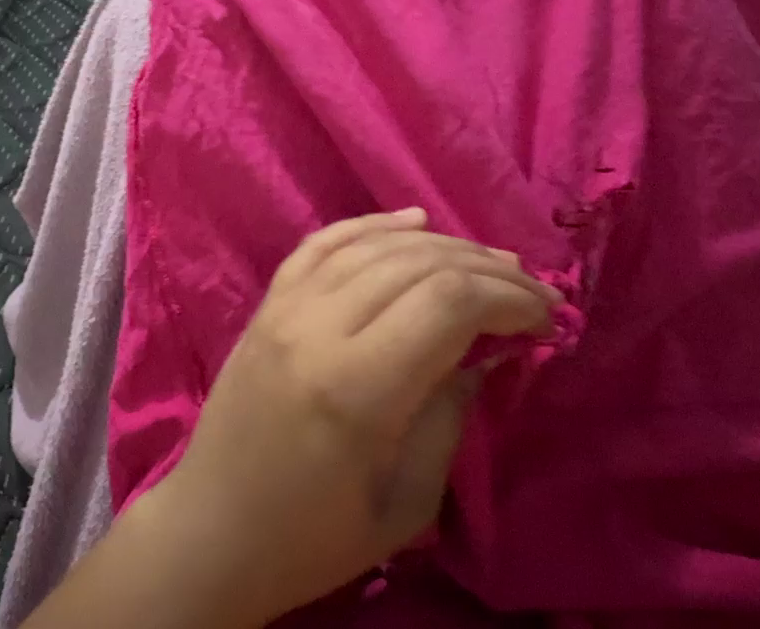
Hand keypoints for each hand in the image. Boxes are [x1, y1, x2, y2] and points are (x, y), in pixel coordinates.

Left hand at [139, 208, 561, 625]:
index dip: (508, 298)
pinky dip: (369, 226)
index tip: (545, 318)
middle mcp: (315, 328)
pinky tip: (411, 221)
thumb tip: (488, 350)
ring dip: (439, 246)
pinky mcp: (264, 307)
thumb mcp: (407, 500)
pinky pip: (320, 246)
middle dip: (486, 269)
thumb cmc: (315, 537)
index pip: (447, 302)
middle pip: (416, 265)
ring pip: (371, 247)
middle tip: (532, 291)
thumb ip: (450, 414)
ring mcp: (282, 310)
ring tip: (489, 261)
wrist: (214, 529)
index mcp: (355, 386)